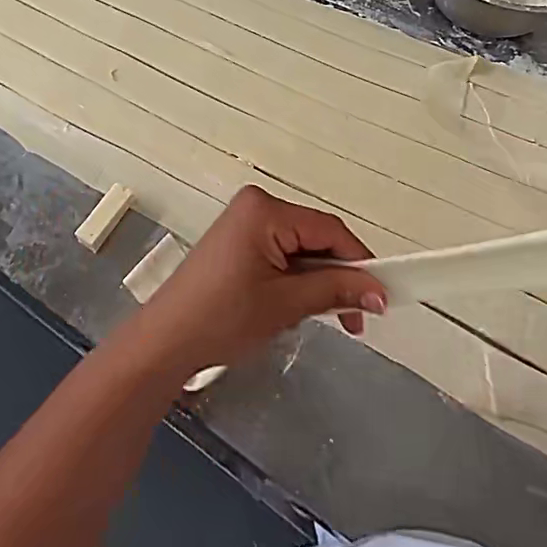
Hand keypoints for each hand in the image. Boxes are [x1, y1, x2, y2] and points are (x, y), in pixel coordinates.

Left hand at [130, 186, 387, 373]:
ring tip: (317, 317)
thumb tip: (376, 291)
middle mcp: (255, 206)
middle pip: (315, 236)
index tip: (381, 296)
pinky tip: (293, 308)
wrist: (166, 340)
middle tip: (354, 317)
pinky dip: (295, 279)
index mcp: (264, 210)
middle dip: (336, 276)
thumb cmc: (221, 317)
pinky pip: (281, 252)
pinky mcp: (238, 241)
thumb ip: (335, 290)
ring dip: (316, 282)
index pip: (328, 229)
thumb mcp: (285, 305)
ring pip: (300, 248)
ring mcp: (244, 222)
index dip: (359, 261)